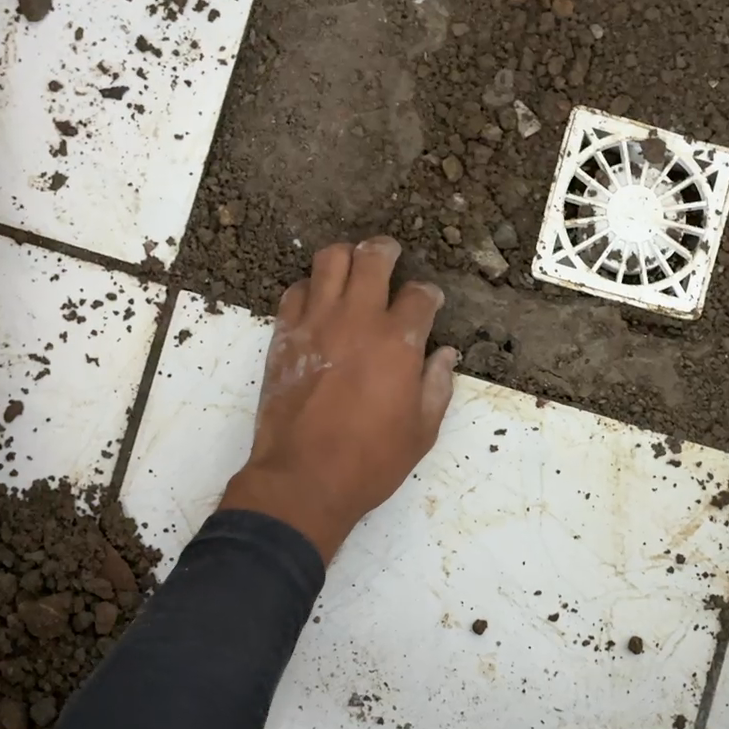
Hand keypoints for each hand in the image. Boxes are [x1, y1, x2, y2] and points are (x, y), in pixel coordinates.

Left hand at [219, 237, 459, 562]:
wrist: (304, 478)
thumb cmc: (371, 461)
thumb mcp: (422, 432)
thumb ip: (437, 387)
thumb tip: (445, 355)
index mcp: (398, 343)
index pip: (419, 295)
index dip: (428, 294)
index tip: (429, 301)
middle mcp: (357, 320)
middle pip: (372, 259)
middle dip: (386, 251)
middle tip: (390, 253)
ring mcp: (316, 323)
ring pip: (329, 261)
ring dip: (346, 257)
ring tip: (353, 267)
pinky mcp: (284, 335)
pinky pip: (295, 291)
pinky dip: (311, 287)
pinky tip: (319, 302)